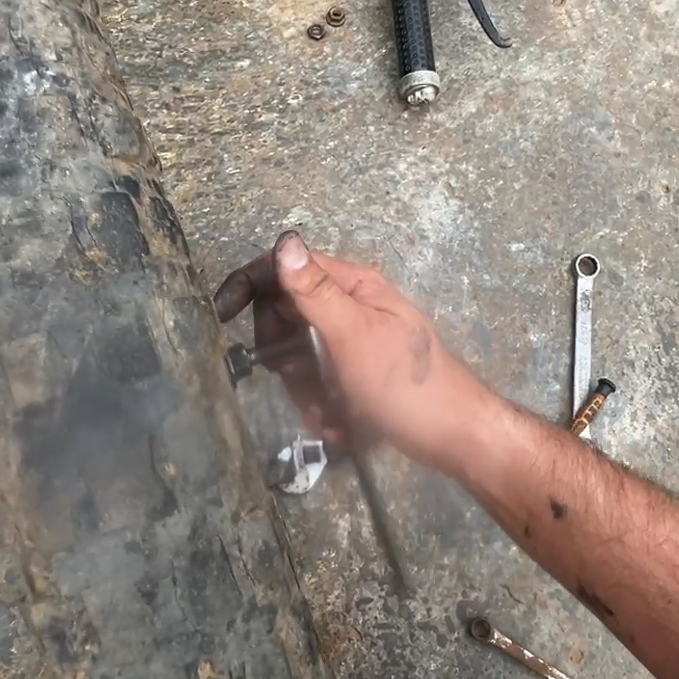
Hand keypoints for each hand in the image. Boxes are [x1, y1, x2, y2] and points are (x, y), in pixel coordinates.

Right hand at [213, 231, 501, 476]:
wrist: (455, 438)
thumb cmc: (405, 384)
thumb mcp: (353, 335)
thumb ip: (315, 290)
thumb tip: (284, 240)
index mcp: (353, 285)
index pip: (287, 266)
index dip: (252, 285)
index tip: (223, 318)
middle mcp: (352, 305)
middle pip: (289, 316)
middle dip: (283, 355)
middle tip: (295, 382)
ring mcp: (356, 341)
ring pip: (302, 356)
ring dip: (305, 390)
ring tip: (328, 417)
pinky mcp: (359, 373)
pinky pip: (322, 382)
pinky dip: (323, 405)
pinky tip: (339, 428)